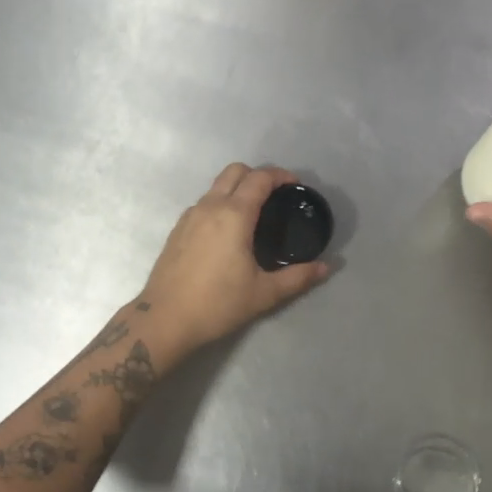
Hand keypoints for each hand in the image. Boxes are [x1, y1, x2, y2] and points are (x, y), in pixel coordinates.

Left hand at [139, 163, 332, 350]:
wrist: (165, 320)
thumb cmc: (218, 304)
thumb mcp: (264, 293)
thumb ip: (298, 277)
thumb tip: (326, 268)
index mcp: (233, 215)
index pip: (259, 178)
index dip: (280, 176)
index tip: (295, 186)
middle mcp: (209, 207)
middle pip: (234, 171)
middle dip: (257, 175)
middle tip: (276, 196)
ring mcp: (189, 217)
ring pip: (216, 187)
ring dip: (237, 189)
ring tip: (255, 214)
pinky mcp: (177, 231)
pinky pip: (203, 204)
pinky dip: (220, 204)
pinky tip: (229, 233)